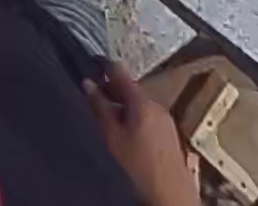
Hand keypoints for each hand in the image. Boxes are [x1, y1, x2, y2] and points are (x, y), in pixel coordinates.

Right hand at [84, 60, 202, 205]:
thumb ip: (99, 107)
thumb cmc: (138, 168)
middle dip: (112, 90)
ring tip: (110, 120)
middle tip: (96, 98)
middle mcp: (156, 104)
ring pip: (139, 103)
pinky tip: (129, 135)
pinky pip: (149, 116)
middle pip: (130, 87)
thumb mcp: (112, 137)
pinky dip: (136, 118)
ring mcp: (165, 119)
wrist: (170, 197)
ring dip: (124, 106)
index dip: (103, 65)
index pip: (119, 70)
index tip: (91, 64)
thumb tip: (88, 83)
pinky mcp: (170, 133)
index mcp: (142, 101)